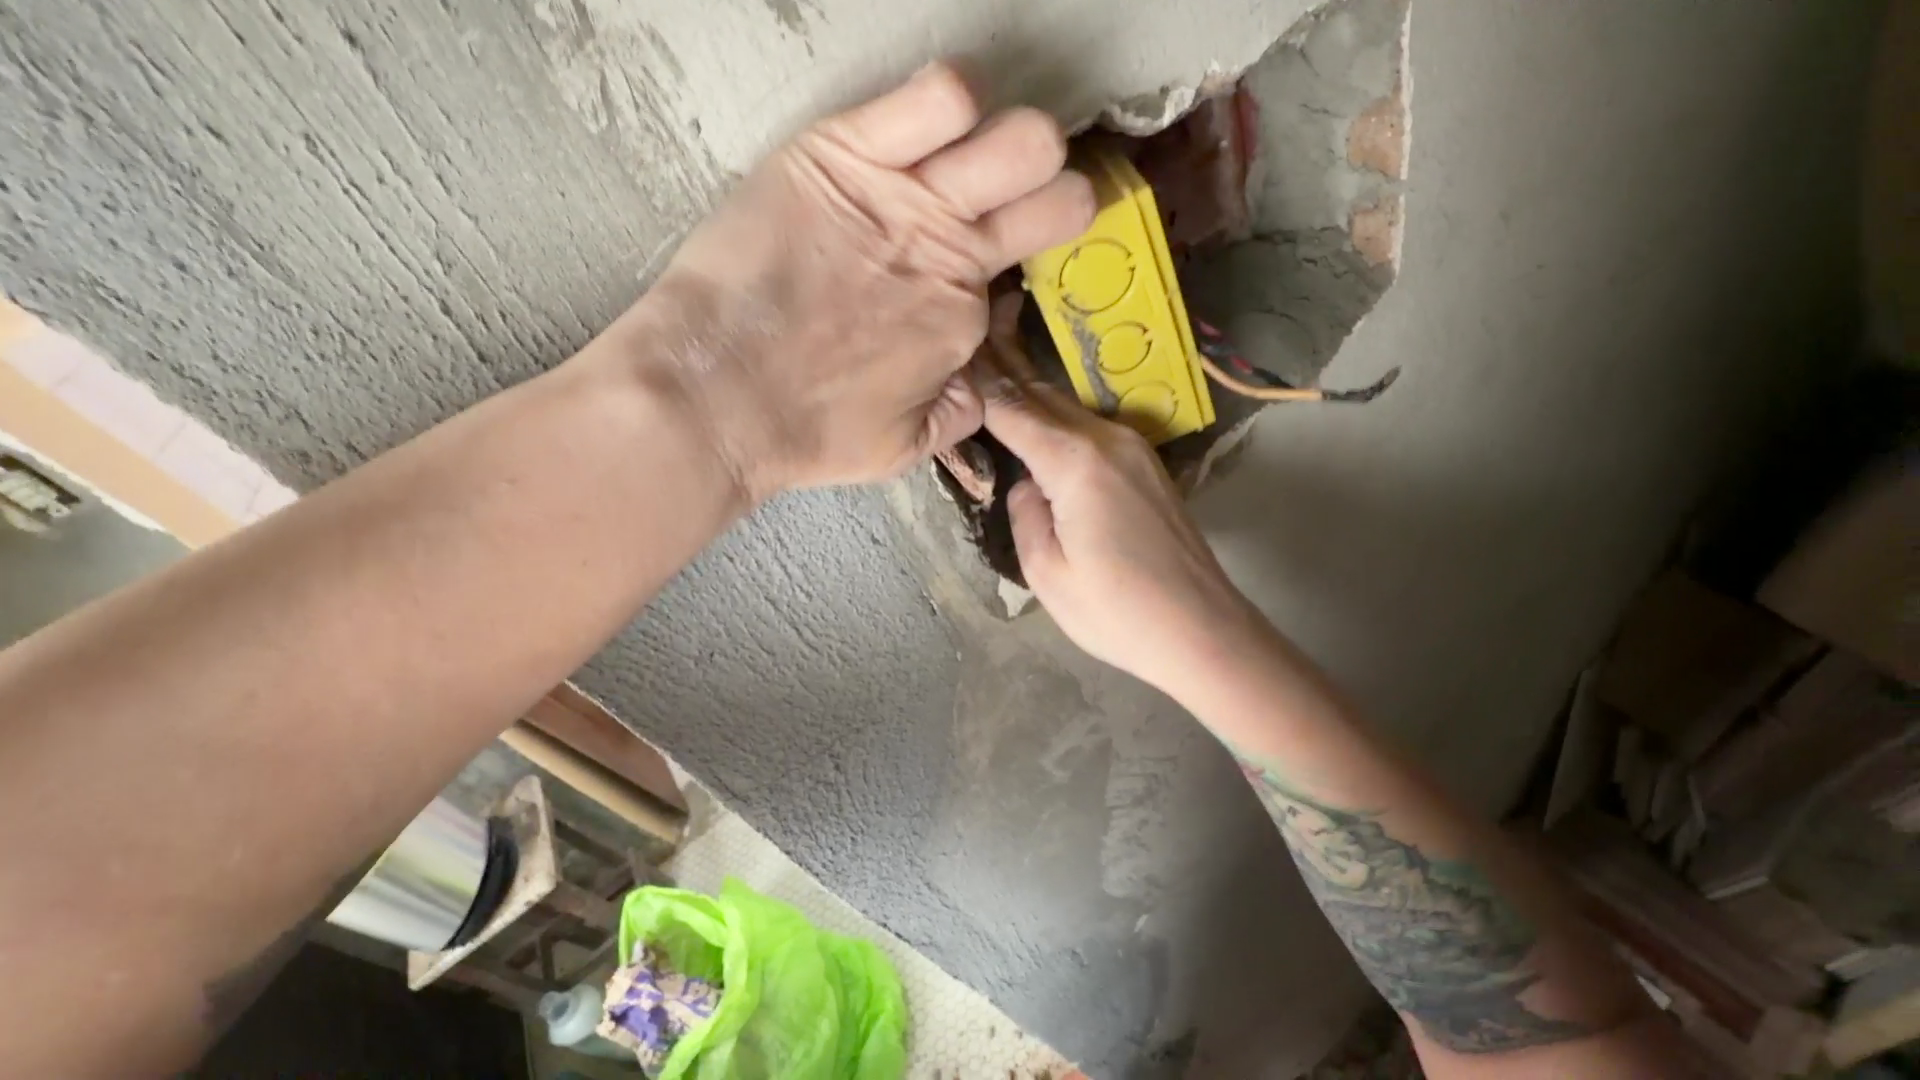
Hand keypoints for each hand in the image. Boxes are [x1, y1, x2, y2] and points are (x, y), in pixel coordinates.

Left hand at [630, 63, 1095, 496]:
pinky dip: (952, 98)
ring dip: (1015, 140)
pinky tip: (941, 118)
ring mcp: (908, 203)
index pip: (1023, 262)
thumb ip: (961, 408)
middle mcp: (954, 257)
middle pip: (1054, 188)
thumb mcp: (906, 445)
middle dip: (1047, 181)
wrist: (713, 400)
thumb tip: (981, 378)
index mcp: (965, 319)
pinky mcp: (845, 156)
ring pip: (1020, 139)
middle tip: (1008, 190)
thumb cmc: (802, 431)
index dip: (1023, 239)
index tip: (999, 238)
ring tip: (973, 154)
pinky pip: (940, 100)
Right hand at [979, 347, 1260, 692]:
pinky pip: (1090, 429)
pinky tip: (1039, 430)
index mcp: (1075, 461)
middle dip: (1001, 379)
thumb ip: (1025, 512)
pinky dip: (1058, 422)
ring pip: (1068, 408)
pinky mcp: (1147, 464)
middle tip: (962, 366)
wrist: (1201, 629)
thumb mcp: (1047, 572)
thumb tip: (1029, 483)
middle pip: (1042, 396)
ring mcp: (1133, 447)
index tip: (948, 368)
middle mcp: (1106, 438)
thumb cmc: (1117, 611)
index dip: (977, 386)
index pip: (1012, 409)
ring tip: (991, 387)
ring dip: (1030, 399)